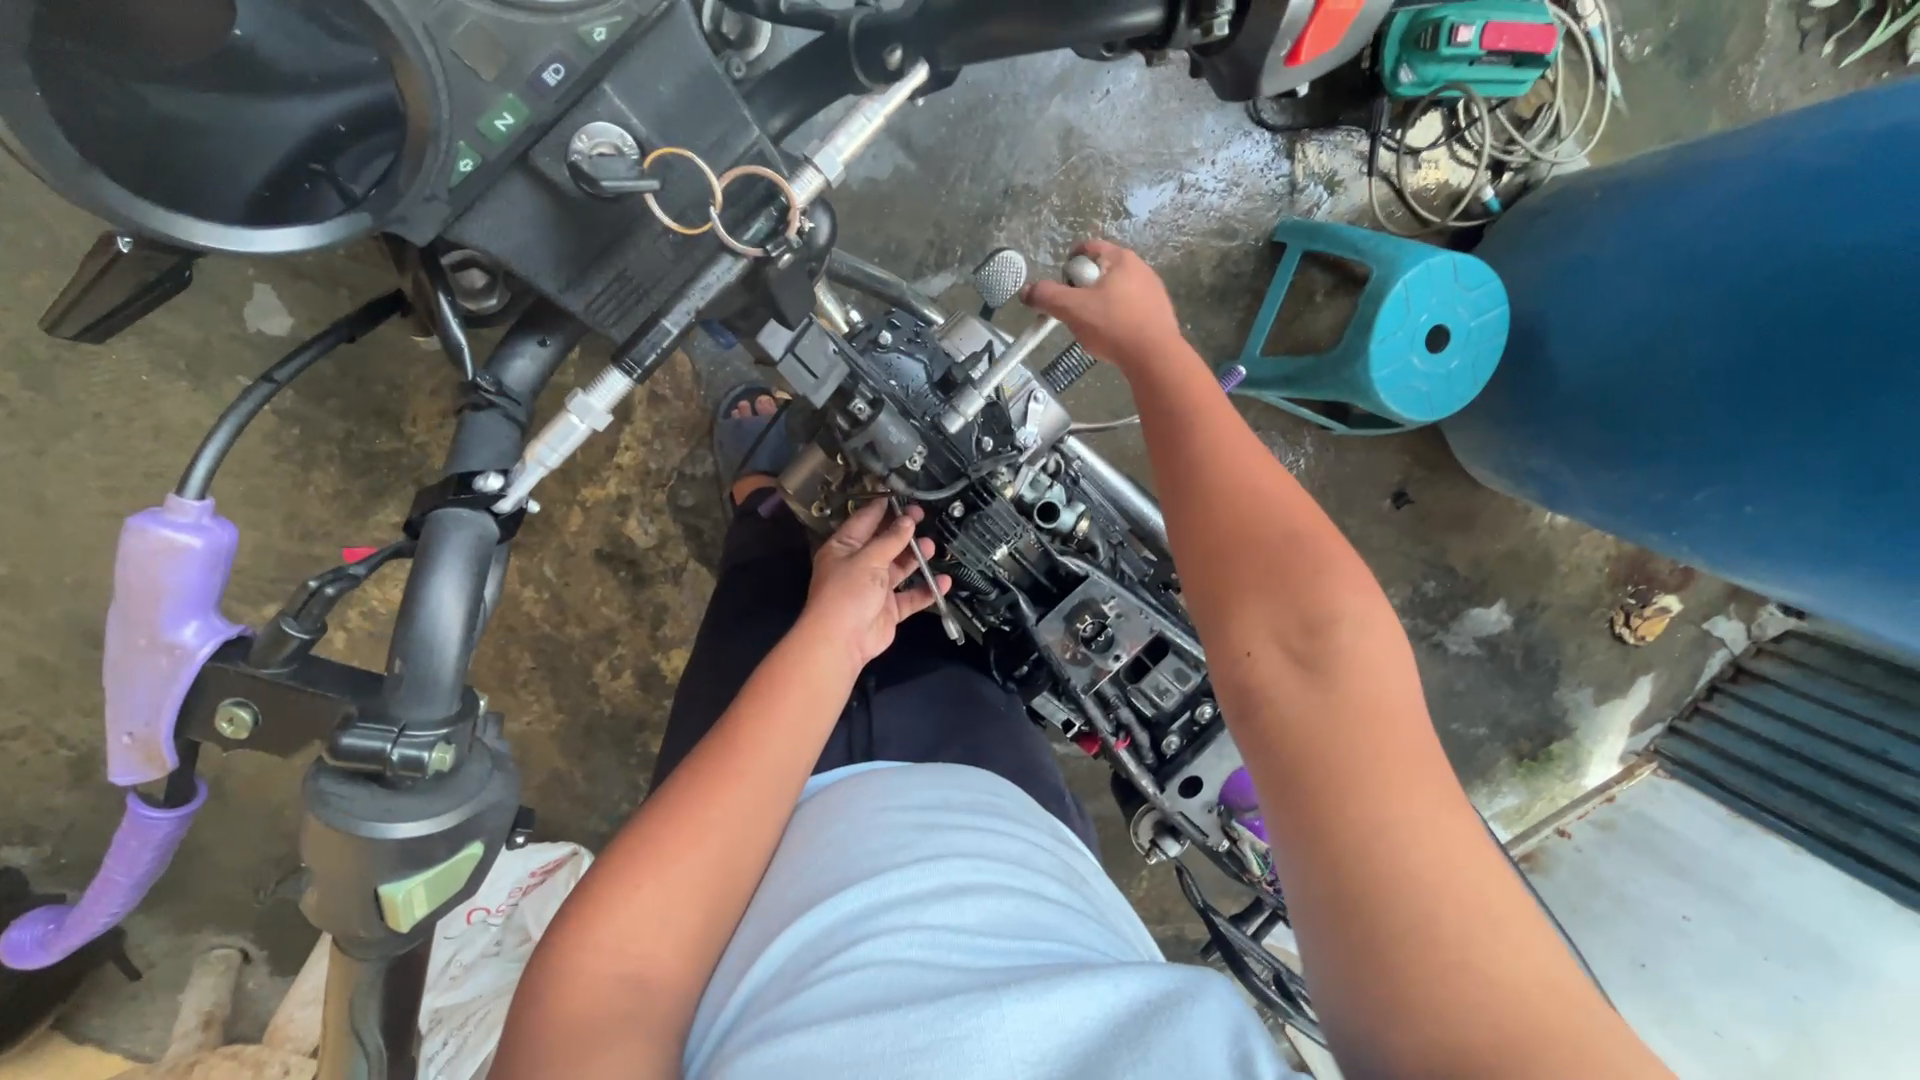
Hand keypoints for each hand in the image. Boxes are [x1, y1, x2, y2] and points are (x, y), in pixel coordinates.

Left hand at [795, 499, 951, 678]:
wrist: (841, 640)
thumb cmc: (847, 592)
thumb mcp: (867, 559)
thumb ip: (890, 540)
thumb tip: (907, 521)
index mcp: (843, 548)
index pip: (864, 521)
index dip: (883, 508)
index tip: (903, 497)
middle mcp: (858, 565)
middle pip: (884, 543)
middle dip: (904, 531)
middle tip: (923, 517)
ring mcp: (874, 588)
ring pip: (899, 568)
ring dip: (916, 558)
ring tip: (933, 546)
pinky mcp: (889, 609)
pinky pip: (911, 596)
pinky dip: (927, 590)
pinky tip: (943, 582)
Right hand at [1024, 239, 1184, 373]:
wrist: (1154, 356)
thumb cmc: (1112, 325)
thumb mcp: (1072, 309)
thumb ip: (1047, 297)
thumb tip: (1026, 291)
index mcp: (1120, 258)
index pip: (1087, 248)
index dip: (1069, 264)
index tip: (1061, 285)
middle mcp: (1140, 267)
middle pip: (1101, 270)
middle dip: (1084, 288)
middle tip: (1074, 310)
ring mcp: (1154, 289)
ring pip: (1117, 290)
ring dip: (1102, 303)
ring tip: (1094, 327)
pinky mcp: (1160, 311)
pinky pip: (1131, 308)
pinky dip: (1119, 317)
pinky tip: (1114, 335)